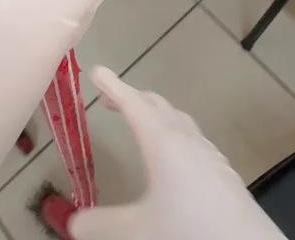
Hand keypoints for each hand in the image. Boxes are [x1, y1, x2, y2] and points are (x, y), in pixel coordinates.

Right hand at [68, 67, 287, 239]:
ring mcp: (207, 152)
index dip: (114, 86)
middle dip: (132, 98)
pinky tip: (175, 154)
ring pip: (178, 119)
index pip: (133, 104)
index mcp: (162, 142)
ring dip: (155, 113)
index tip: (97, 71)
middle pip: (156, 106)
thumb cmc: (190, 230)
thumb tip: (72, 223)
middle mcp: (185, 139)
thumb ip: (104, 224)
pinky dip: (174, 130)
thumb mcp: (140, 231)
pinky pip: (192, 136)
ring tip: (141, 121)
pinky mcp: (221, 169)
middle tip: (111, 98)